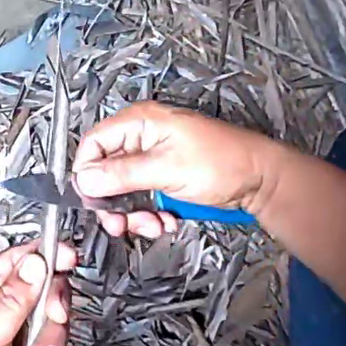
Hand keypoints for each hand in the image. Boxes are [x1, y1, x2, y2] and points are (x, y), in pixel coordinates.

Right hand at [72, 102, 285, 239]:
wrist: (261, 179)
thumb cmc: (223, 162)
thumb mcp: (167, 169)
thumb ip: (122, 175)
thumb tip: (84, 180)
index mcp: (140, 122)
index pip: (93, 143)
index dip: (88, 172)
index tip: (94, 200)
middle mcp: (143, 136)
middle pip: (106, 170)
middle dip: (113, 201)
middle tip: (121, 224)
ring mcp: (154, 157)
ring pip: (123, 188)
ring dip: (133, 212)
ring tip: (153, 224)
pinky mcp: (164, 174)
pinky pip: (142, 196)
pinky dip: (149, 212)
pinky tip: (165, 220)